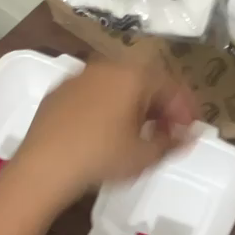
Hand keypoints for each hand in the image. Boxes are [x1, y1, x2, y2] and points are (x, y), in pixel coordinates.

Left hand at [8, 58, 196, 206]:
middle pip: (143, 81)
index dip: (185, 108)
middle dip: (159, 105)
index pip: (170, 85)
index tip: (189, 130)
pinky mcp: (57, 92)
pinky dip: (105, 108)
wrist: (44, 167)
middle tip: (166, 131)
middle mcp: (106, 67)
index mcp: (133, 76)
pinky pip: (92, 95)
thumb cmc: (101, 158)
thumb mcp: (145, 156)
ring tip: (137, 133)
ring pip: (116, 86)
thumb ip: (172, 142)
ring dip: (132, 106)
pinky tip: (104, 132)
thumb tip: (188, 136)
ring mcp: (78, 77)